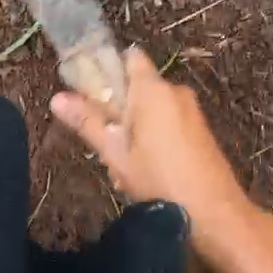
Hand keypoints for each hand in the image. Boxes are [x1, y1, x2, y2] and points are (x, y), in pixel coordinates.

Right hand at [50, 46, 254, 238]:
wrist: (216, 215)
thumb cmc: (160, 179)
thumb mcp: (115, 152)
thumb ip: (87, 121)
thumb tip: (56, 98)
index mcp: (153, 90)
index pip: (129, 57)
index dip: (107, 67)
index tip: (87, 89)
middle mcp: (175, 92)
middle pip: (137, 87)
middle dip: (116, 108)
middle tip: (101, 140)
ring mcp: (191, 113)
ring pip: (151, 109)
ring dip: (133, 128)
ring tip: (120, 164)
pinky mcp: (201, 132)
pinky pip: (167, 123)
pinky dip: (152, 138)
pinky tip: (144, 170)